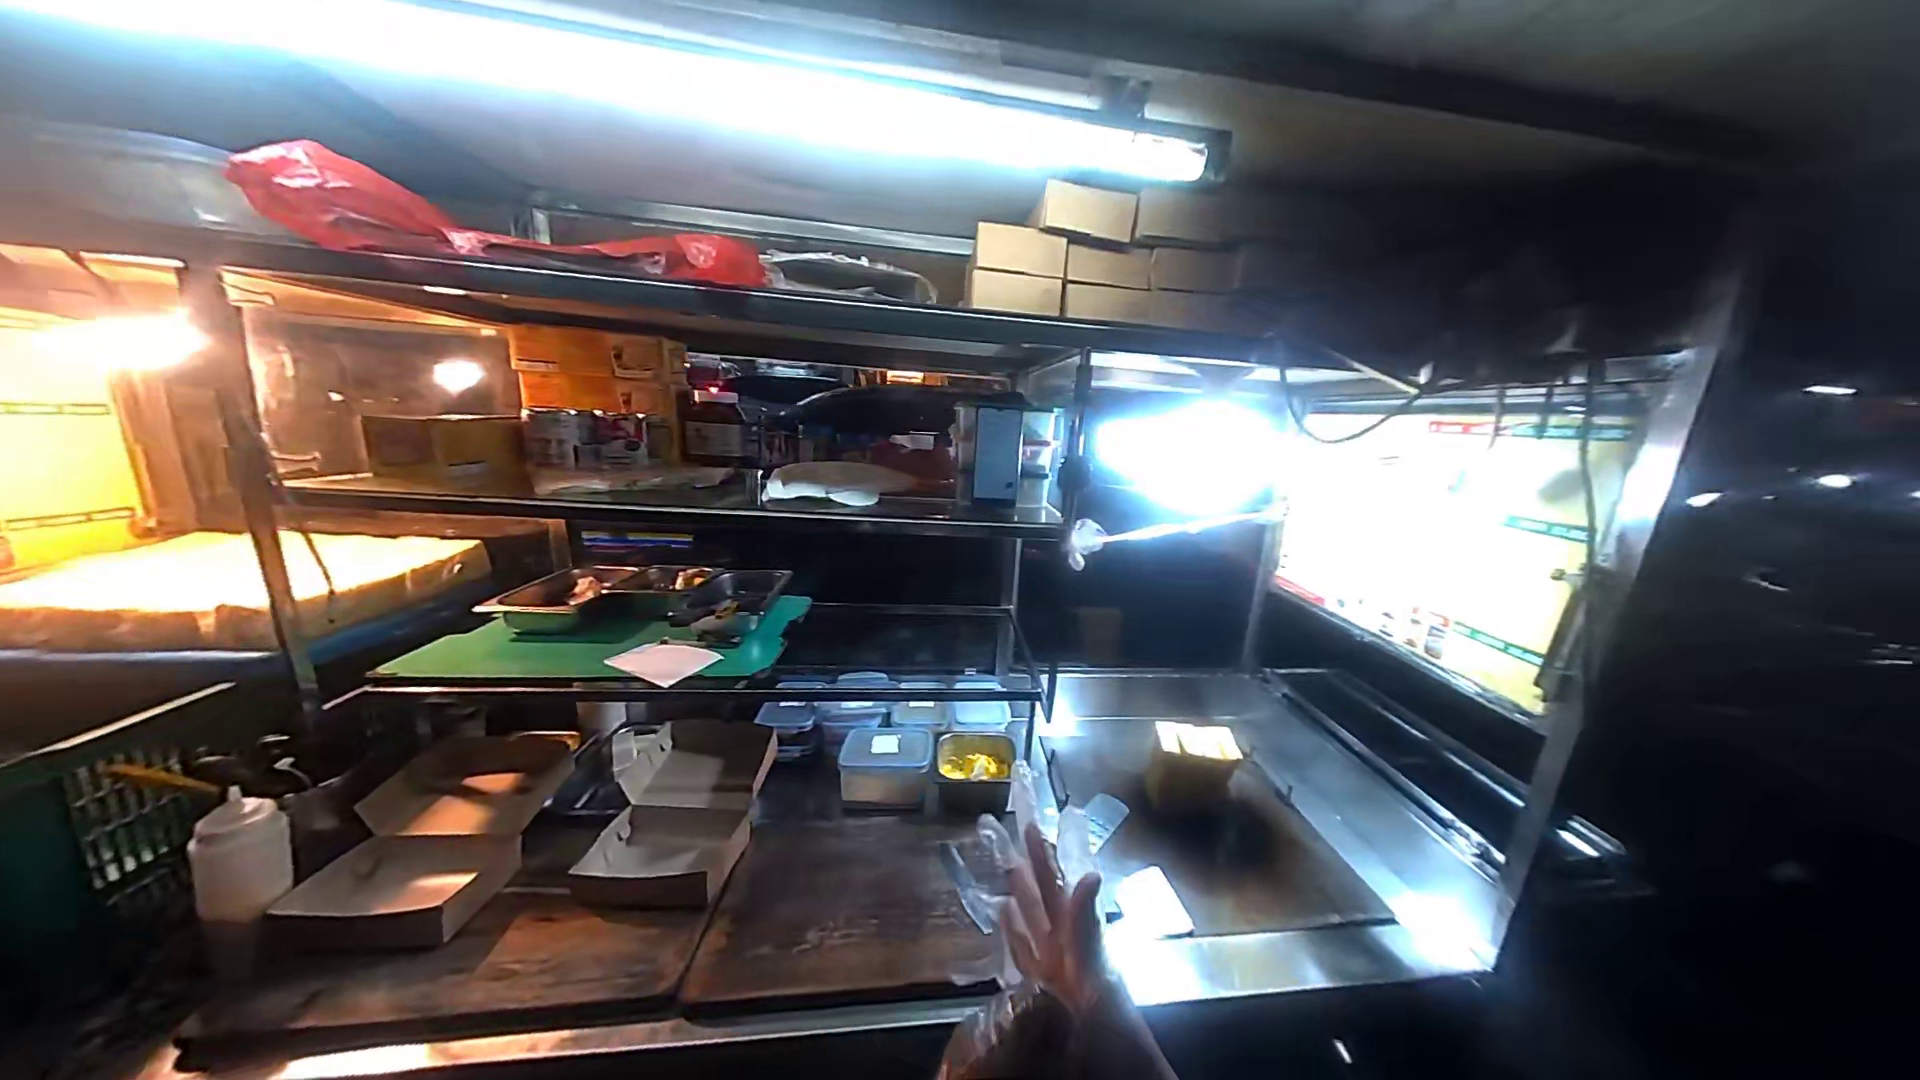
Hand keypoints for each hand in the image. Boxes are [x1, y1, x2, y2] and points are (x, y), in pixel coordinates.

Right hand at [1002, 822, 1106, 1015]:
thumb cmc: (1118, 1039)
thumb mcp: (1101, 982)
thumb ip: (1089, 931)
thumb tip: (1089, 874)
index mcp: (1078, 944)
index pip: (1057, 891)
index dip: (1044, 858)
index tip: (1031, 825)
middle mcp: (1066, 952)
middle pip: (1042, 902)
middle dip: (1028, 869)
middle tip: (1008, 835)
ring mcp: (1055, 976)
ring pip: (1033, 925)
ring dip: (1020, 897)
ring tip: (1005, 868)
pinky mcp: (1043, 1001)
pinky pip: (1025, 960)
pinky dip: (1014, 937)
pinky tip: (1004, 920)